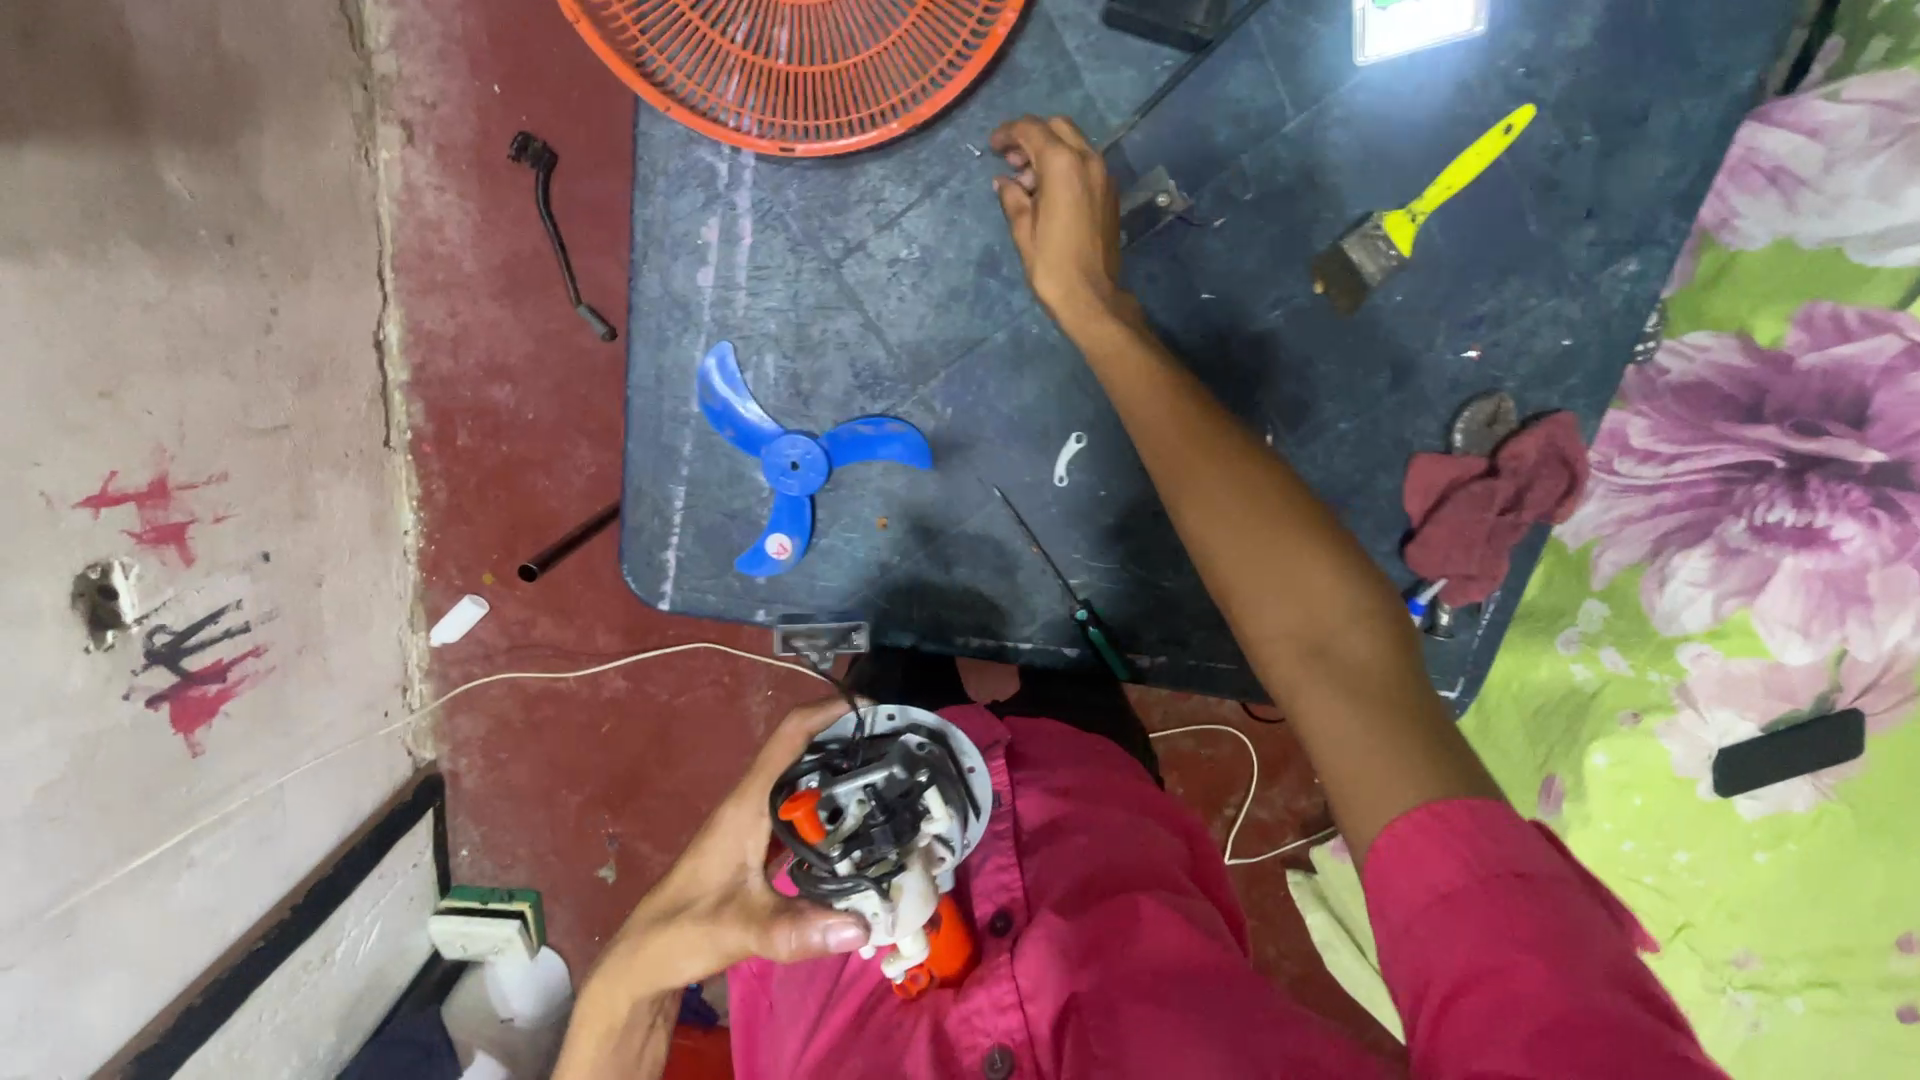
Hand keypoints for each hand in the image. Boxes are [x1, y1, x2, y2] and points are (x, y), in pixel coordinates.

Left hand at [583, 697, 870, 1000]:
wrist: (646, 957)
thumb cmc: (682, 931)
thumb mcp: (740, 930)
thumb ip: (794, 929)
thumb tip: (861, 926)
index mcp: (748, 803)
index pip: (790, 735)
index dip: (829, 711)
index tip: (876, 708)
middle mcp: (755, 801)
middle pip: (806, 750)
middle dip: (851, 739)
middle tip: (902, 746)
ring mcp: (758, 821)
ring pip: (806, 780)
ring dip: (845, 770)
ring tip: (895, 775)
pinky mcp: (763, 843)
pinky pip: (805, 810)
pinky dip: (835, 806)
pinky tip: (863, 823)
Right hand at [990, 115, 1130, 328]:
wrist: (1091, 296)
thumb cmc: (1052, 266)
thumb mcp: (1023, 231)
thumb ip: (1012, 198)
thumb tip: (1004, 181)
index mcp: (1063, 166)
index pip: (1032, 130)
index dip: (1008, 133)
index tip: (993, 147)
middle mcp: (1088, 160)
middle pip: (1057, 127)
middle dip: (1031, 137)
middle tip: (1011, 162)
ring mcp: (1103, 175)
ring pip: (1073, 143)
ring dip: (1048, 151)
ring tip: (1026, 182)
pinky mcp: (1109, 192)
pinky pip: (1084, 163)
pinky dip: (1064, 165)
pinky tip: (1047, 192)